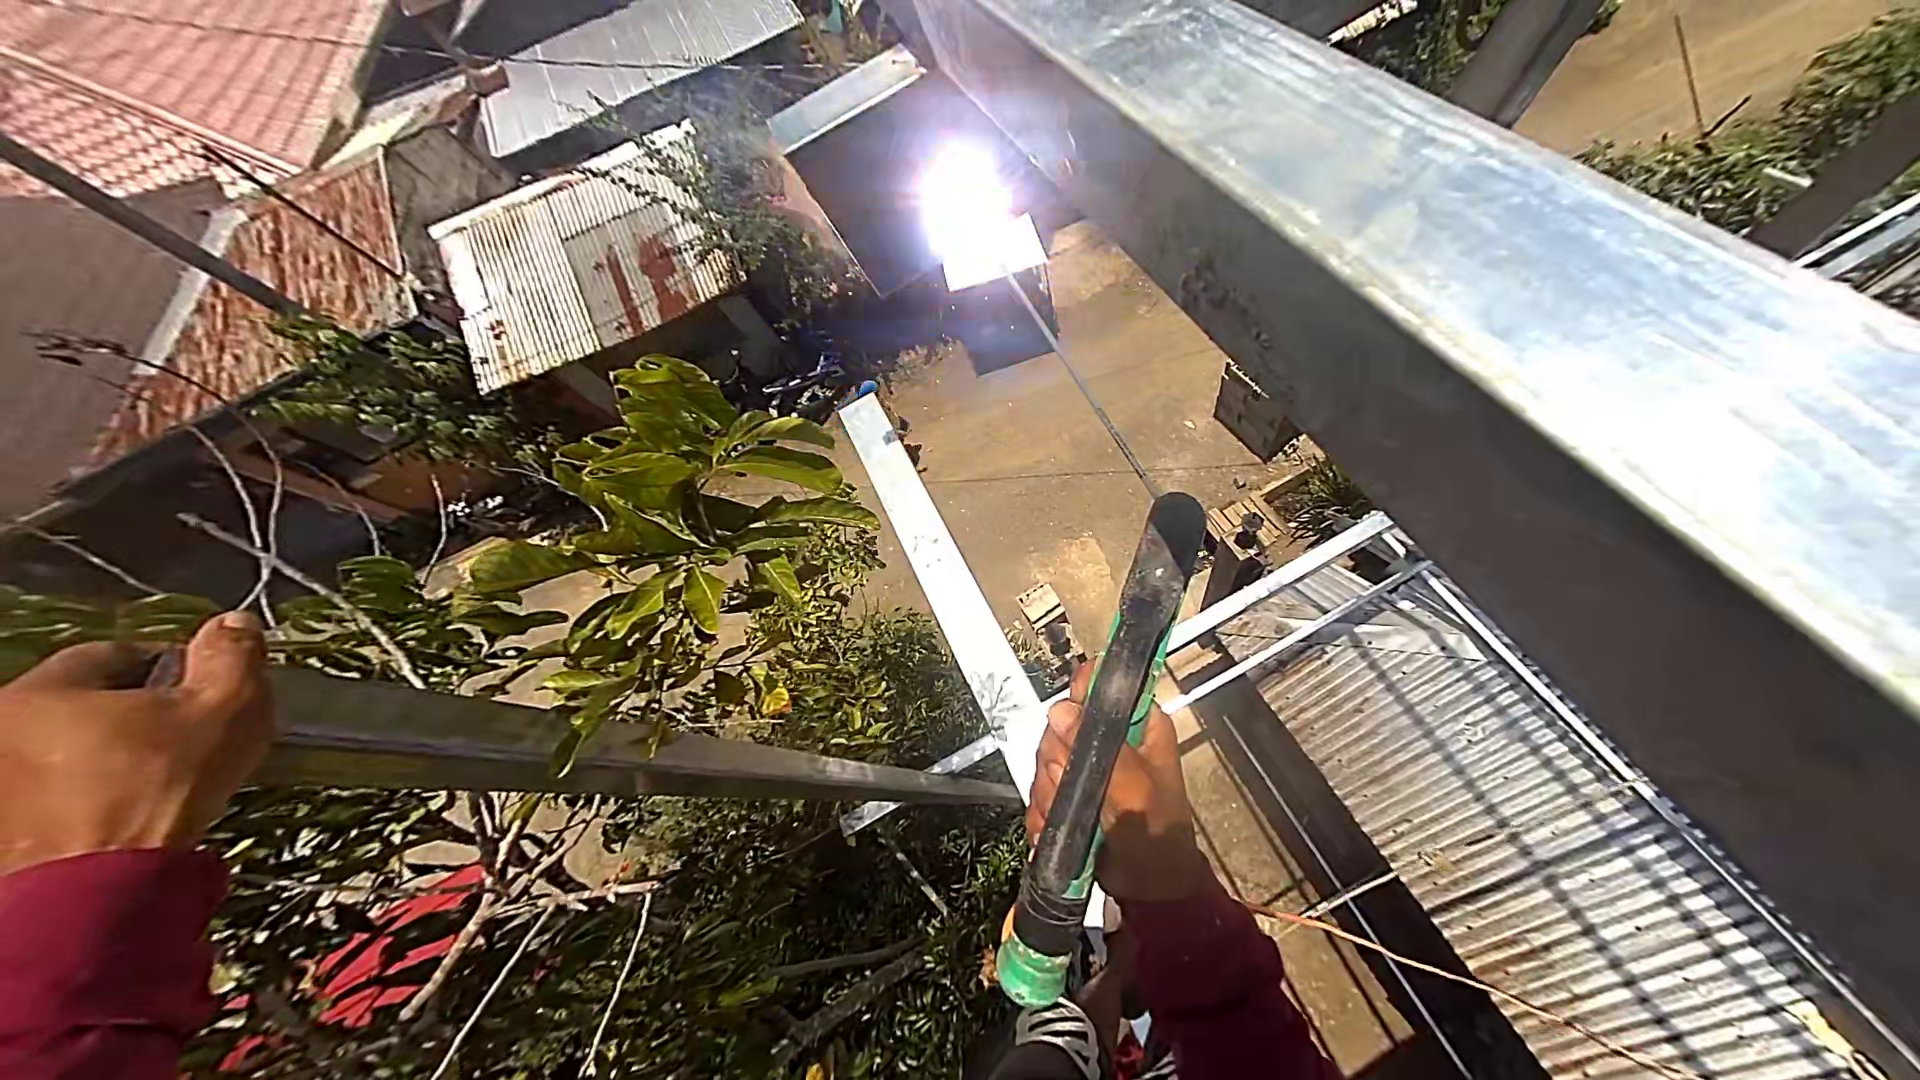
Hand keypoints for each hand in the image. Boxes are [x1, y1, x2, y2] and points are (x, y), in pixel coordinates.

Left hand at [0, 612, 273, 875]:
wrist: (105, 881)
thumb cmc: (168, 777)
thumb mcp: (229, 703)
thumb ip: (232, 655)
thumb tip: (230, 622)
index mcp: (35, 694)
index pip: (112, 654)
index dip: (172, 665)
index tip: (208, 691)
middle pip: (79, 700)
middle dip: (134, 707)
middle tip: (188, 730)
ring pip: (61, 743)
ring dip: (106, 747)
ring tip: (158, 770)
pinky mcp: (1, 823)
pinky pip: (46, 785)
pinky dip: (83, 785)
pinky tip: (123, 802)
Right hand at [1026, 662, 1211, 902]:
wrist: (1148, 890)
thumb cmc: (1155, 835)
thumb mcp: (1134, 789)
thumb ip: (1098, 749)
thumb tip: (1060, 710)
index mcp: (1137, 725)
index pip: (1102, 685)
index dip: (1080, 697)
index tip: (1066, 726)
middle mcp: (1109, 737)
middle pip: (1060, 723)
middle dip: (1057, 761)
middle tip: (1068, 787)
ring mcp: (1086, 763)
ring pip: (1045, 755)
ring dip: (1049, 791)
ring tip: (1067, 818)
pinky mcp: (1069, 789)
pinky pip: (1039, 786)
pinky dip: (1043, 810)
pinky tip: (1054, 830)